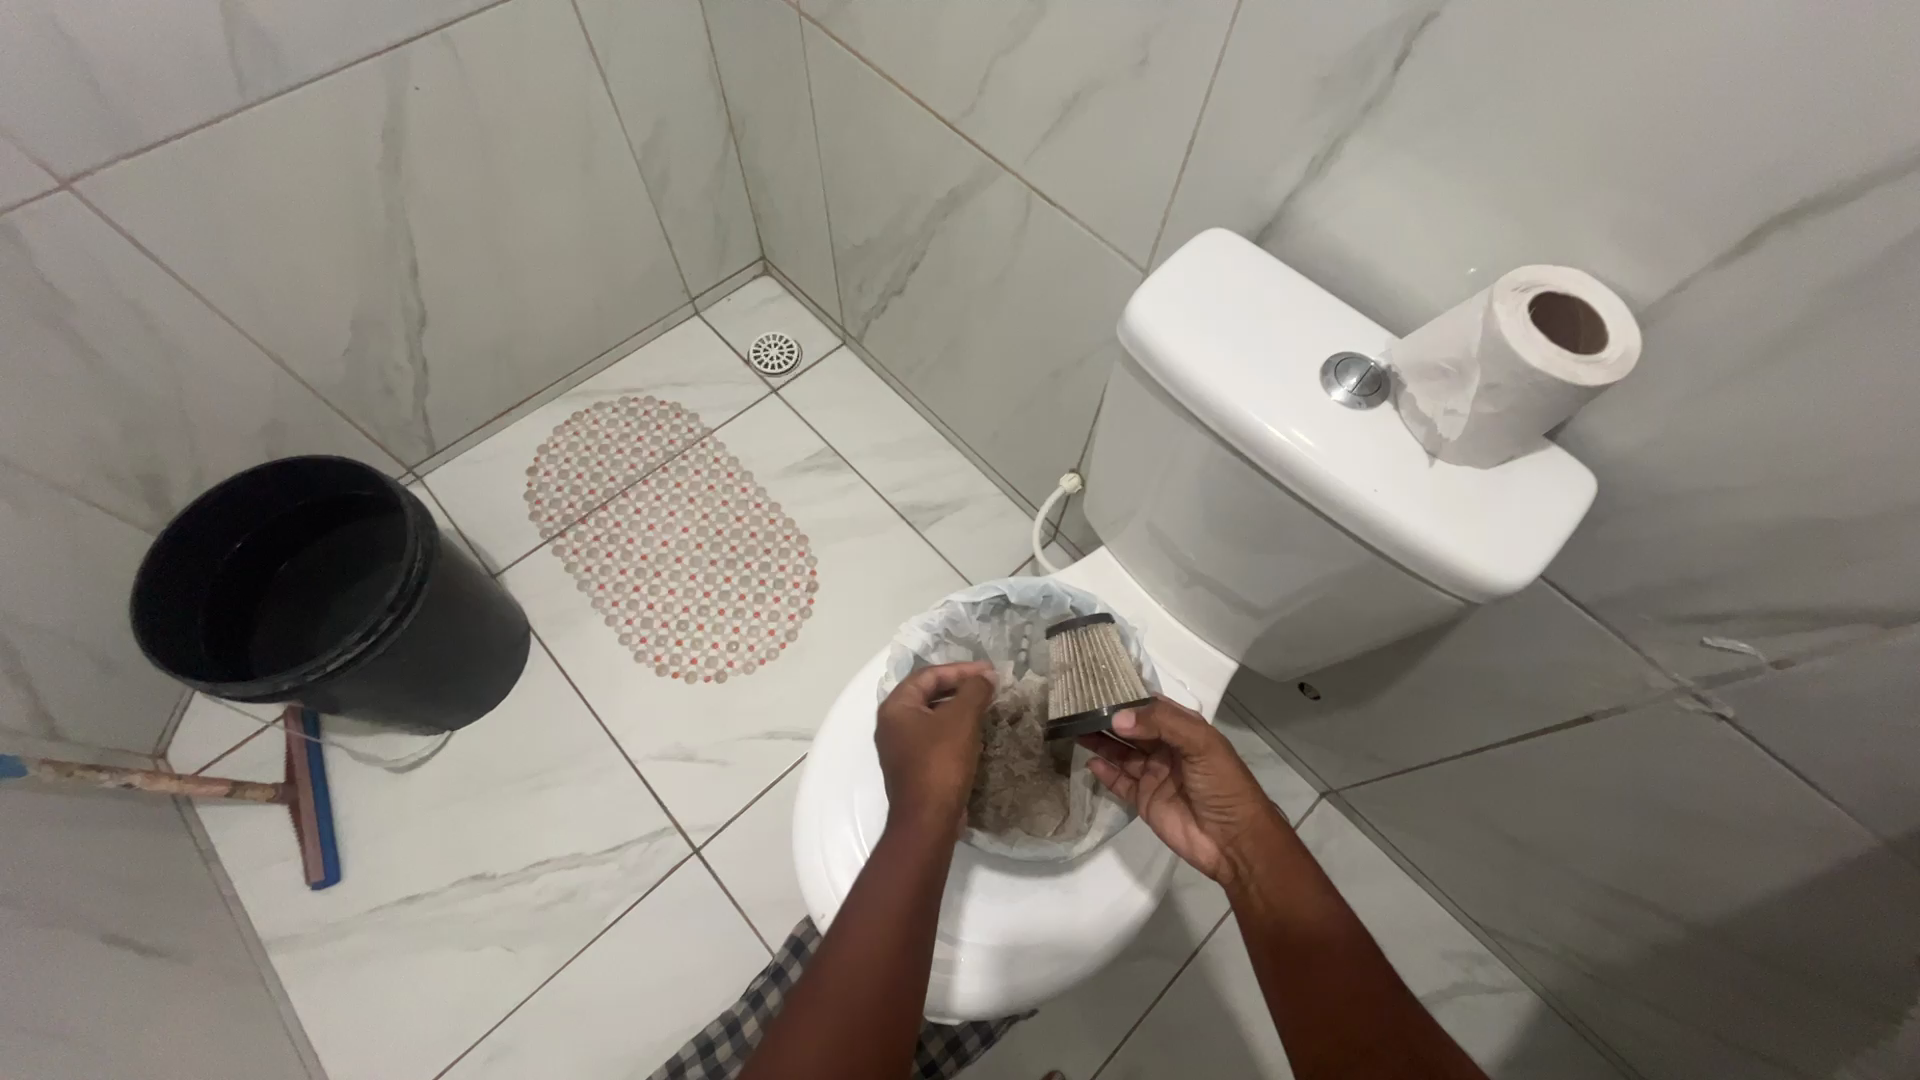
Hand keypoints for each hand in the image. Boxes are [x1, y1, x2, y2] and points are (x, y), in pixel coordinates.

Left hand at [875, 662, 994, 836]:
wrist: (928, 821)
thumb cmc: (941, 763)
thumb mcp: (962, 719)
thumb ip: (975, 690)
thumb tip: (987, 676)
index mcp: (896, 707)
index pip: (928, 675)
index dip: (961, 669)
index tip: (989, 671)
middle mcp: (892, 724)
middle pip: (928, 694)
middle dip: (960, 688)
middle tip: (989, 686)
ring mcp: (901, 748)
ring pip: (933, 717)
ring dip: (959, 709)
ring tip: (987, 706)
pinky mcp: (913, 767)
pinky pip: (935, 738)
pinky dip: (955, 730)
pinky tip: (976, 734)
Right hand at [1080, 697, 1285, 885]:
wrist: (1234, 840)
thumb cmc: (1223, 784)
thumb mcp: (1200, 743)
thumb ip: (1160, 723)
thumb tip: (1116, 718)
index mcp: (1183, 728)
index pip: (1149, 705)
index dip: (1125, 696)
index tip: (1095, 685)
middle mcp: (1166, 747)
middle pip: (1130, 728)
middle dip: (1106, 717)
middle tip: (1074, 706)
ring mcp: (1153, 774)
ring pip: (1120, 752)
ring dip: (1099, 741)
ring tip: (1072, 728)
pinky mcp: (1144, 799)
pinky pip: (1119, 781)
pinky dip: (1103, 772)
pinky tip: (1088, 761)